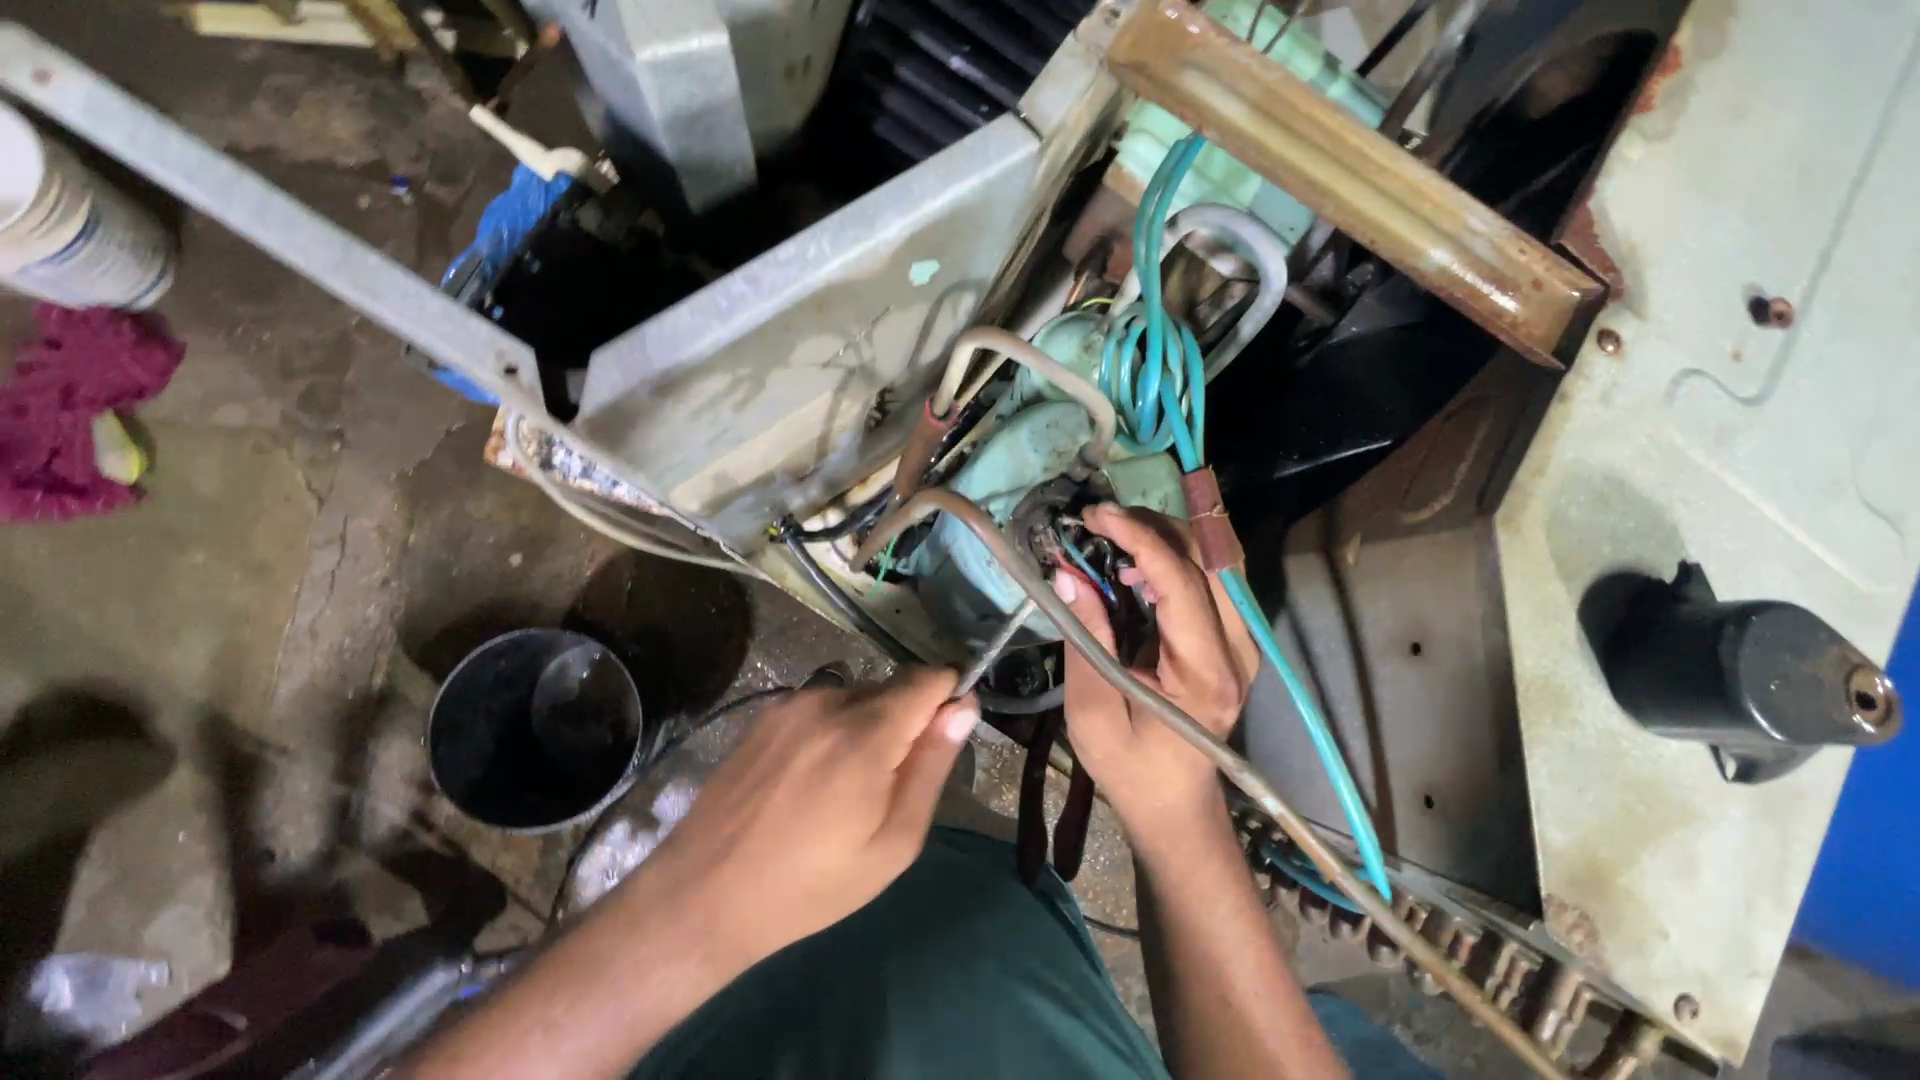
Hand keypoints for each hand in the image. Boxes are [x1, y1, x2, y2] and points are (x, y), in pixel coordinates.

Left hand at [633, 668, 977, 965]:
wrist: (703, 897)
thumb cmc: (811, 885)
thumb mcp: (892, 842)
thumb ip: (931, 765)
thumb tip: (964, 705)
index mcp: (865, 733)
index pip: (928, 678)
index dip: (947, 699)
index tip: (944, 738)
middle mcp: (826, 701)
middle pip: (892, 689)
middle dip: (905, 723)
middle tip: (888, 786)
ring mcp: (788, 704)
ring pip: (855, 696)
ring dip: (867, 727)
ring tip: (842, 791)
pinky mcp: (761, 715)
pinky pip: (819, 707)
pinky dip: (831, 731)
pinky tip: (808, 782)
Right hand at [1052, 503, 1258, 848]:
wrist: (1176, 804)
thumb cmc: (1130, 768)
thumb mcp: (1092, 712)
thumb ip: (1086, 640)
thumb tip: (1069, 573)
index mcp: (1206, 673)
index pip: (1181, 582)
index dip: (1139, 538)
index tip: (1095, 515)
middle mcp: (1239, 650)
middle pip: (1210, 558)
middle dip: (1154, 525)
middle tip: (1099, 522)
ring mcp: (1244, 643)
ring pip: (1216, 560)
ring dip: (1165, 534)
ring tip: (1112, 536)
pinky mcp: (1235, 640)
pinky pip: (1211, 577)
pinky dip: (1174, 555)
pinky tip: (1136, 563)